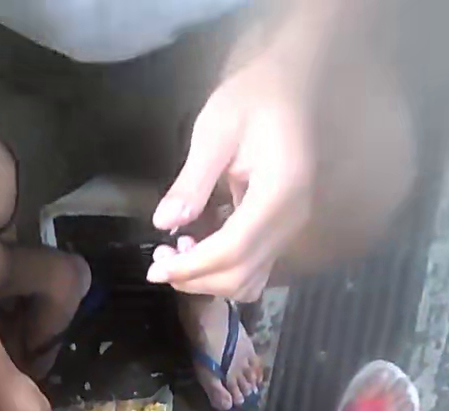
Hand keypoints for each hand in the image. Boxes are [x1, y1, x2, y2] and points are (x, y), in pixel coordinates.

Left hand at [148, 58, 314, 301]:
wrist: (293, 89)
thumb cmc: (254, 97)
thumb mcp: (216, 128)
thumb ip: (191, 181)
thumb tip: (164, 223)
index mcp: (278, 194)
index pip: (233, 250)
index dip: (192, 267)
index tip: (156, 269)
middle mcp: (289, 223)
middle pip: (240, 275)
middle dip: (196, 278)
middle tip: (160, 261)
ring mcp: (289, 233)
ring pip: (248, 282)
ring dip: (209, 281)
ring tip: (179, 255)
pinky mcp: (282, 236)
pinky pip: (254, 272)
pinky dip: (224, 274)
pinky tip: (201, 251)